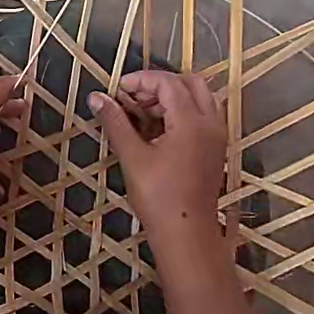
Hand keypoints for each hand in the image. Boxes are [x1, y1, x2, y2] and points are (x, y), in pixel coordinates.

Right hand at [90, 70, 227, 260]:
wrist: (186, 233)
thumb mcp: (133, 156)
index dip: (141, 80)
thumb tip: (96, 97)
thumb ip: (116, 122)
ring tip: (144, 113)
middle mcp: (210, 122)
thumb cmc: (158, 196)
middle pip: (190, 83)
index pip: (168, 83)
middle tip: (134, 98)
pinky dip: (183, 110)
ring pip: (200, 97)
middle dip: (160, 84)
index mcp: (192, 121)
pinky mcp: (216, 147)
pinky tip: (159, 128)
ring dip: (173, 96)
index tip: (118, 90)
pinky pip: (203, 114)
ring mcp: (217, 135)